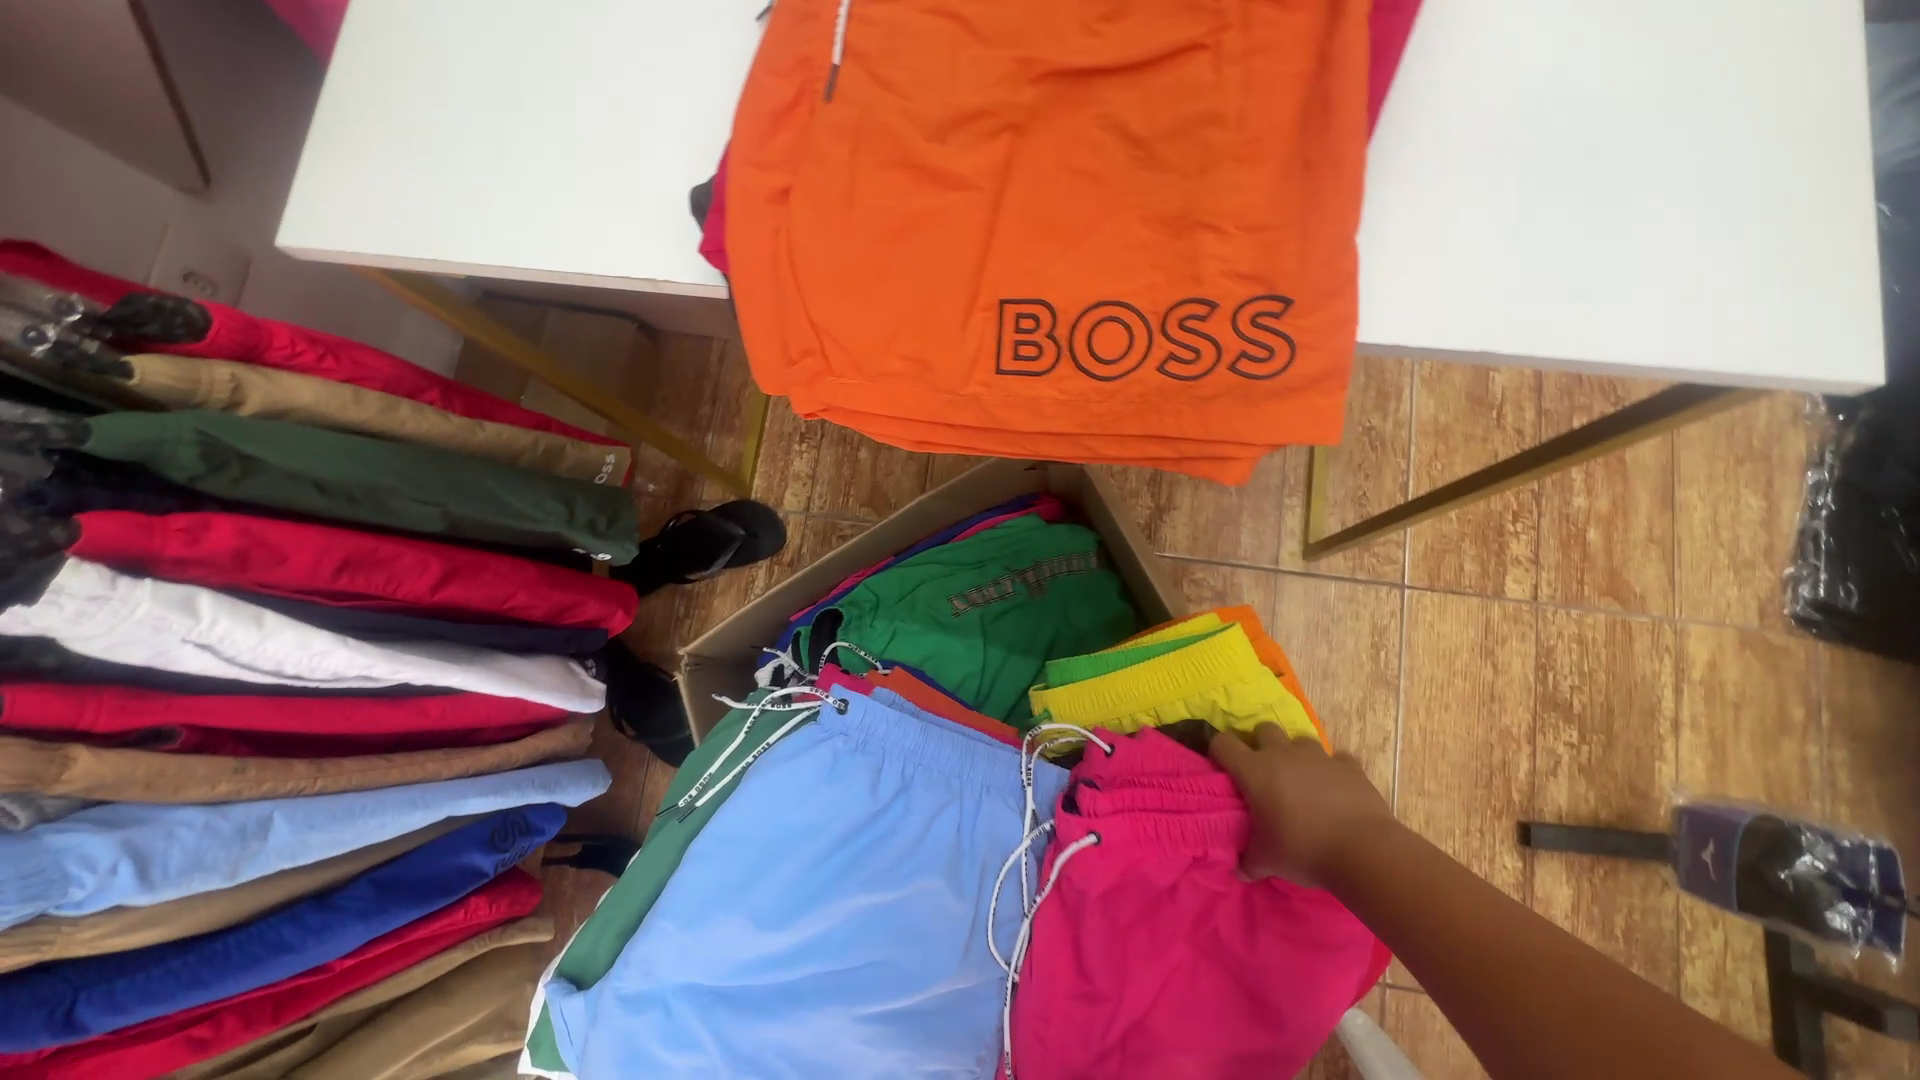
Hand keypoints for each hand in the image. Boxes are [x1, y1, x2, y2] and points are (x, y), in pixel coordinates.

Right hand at [1209, 723, 1395, 885]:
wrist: (1363, 851)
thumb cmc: (1304, 850)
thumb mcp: (1267, 861)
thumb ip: (1248, 861)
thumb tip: (1239, 871)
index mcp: (1254, 771)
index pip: (1224, 743)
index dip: (1219, 751)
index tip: (1222, 767)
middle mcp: (1284, 754)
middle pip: (1264, 728)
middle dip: (1261, 743)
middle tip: (1264, 771)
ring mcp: (1319, 757)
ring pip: (1300, 739)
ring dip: (1297, 754)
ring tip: (1301, 779)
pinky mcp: (1349, 766)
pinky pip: (1336, 758)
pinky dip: (1332, 769)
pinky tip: (1335, 788)